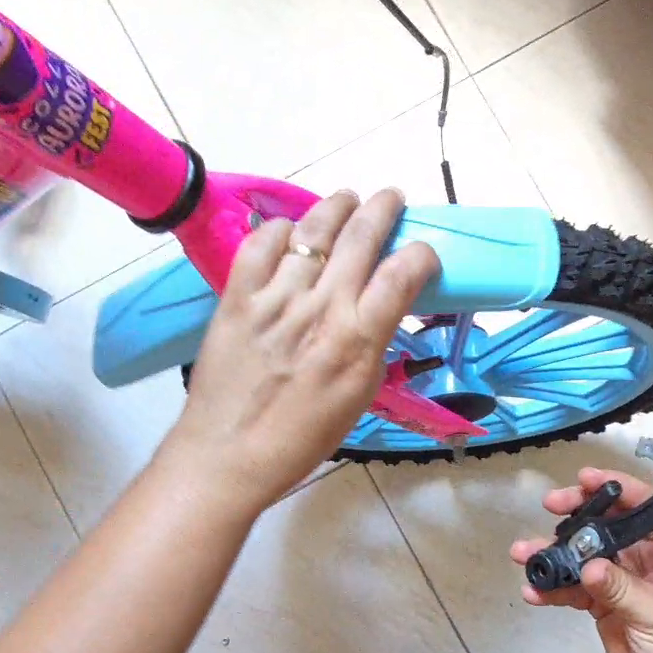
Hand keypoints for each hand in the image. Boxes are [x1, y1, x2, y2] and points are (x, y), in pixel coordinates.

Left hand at [164, 189, 438, 510]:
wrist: (229, 454)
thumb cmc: (302, 438)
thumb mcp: (358, 397)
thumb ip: (372, 345)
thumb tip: (378, 310)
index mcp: (358, 341)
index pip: (402, 276)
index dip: (421, 254)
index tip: (423, 252)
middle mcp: (321, 309)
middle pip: (360, 237)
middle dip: (383, 209)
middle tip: (392, 198)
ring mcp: (276, 298)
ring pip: (313, 230)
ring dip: (337, 207)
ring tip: (348, 200)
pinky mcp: (237, 297)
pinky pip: (261, 244)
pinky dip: (280, 230)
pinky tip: (291, 232)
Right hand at [511, 467, 652, 652]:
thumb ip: (620, 588)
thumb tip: (587, 566)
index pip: (645, 508)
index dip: (618, 489)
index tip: (586, 479)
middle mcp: (644, 560)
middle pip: (607, 525)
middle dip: (577, 514)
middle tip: (551, 506)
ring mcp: (620, 582)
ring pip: (582, 556)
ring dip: (554, 554)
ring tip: (523, 553)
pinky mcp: (602, 605)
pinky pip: (573, 588)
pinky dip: (553, 588)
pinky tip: (534, 591)